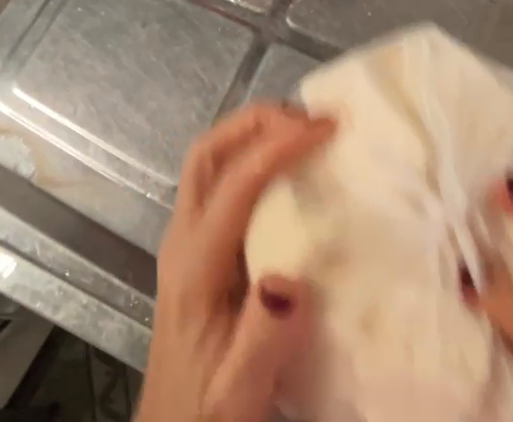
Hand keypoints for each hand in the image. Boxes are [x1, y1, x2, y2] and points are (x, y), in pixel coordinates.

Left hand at [136, 105, 335, 421]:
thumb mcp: (239, 392)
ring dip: (256, 134)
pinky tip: (294, 172)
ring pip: (213, 162)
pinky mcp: (202, 251)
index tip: (328, 128)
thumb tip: (290, 279)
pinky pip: (225, 182)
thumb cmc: (208, 413)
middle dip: (258, 121)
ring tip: (308, 133)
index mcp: (194, 268)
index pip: (234, 183)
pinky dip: (257, 157)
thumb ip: (263, 340)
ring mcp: (189, 243)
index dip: (279, 145)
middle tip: (314, 119)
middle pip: (208, 153)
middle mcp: (184, 241)